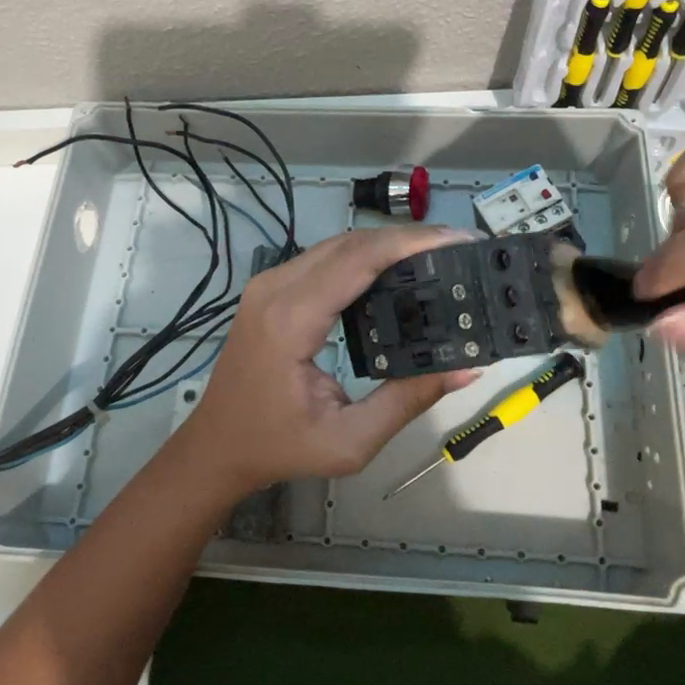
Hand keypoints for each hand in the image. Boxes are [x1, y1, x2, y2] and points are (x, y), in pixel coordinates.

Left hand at [178, 225, 482, 491]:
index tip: (457, 239)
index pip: (357, 260)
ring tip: (436, 252)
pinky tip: (394, 268)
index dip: (409, 243)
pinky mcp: (269, 289)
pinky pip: (322, 258)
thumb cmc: (279, 447)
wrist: (217, 446)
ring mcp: (267, 284)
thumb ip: (407, 401)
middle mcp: (275, 288)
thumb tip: (466, 367)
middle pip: (349, 243)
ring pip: (335, 245)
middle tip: (458, 245)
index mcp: (290, 320)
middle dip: (406, 237)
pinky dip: (363, 256)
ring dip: (385, 243)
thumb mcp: (349, 440)